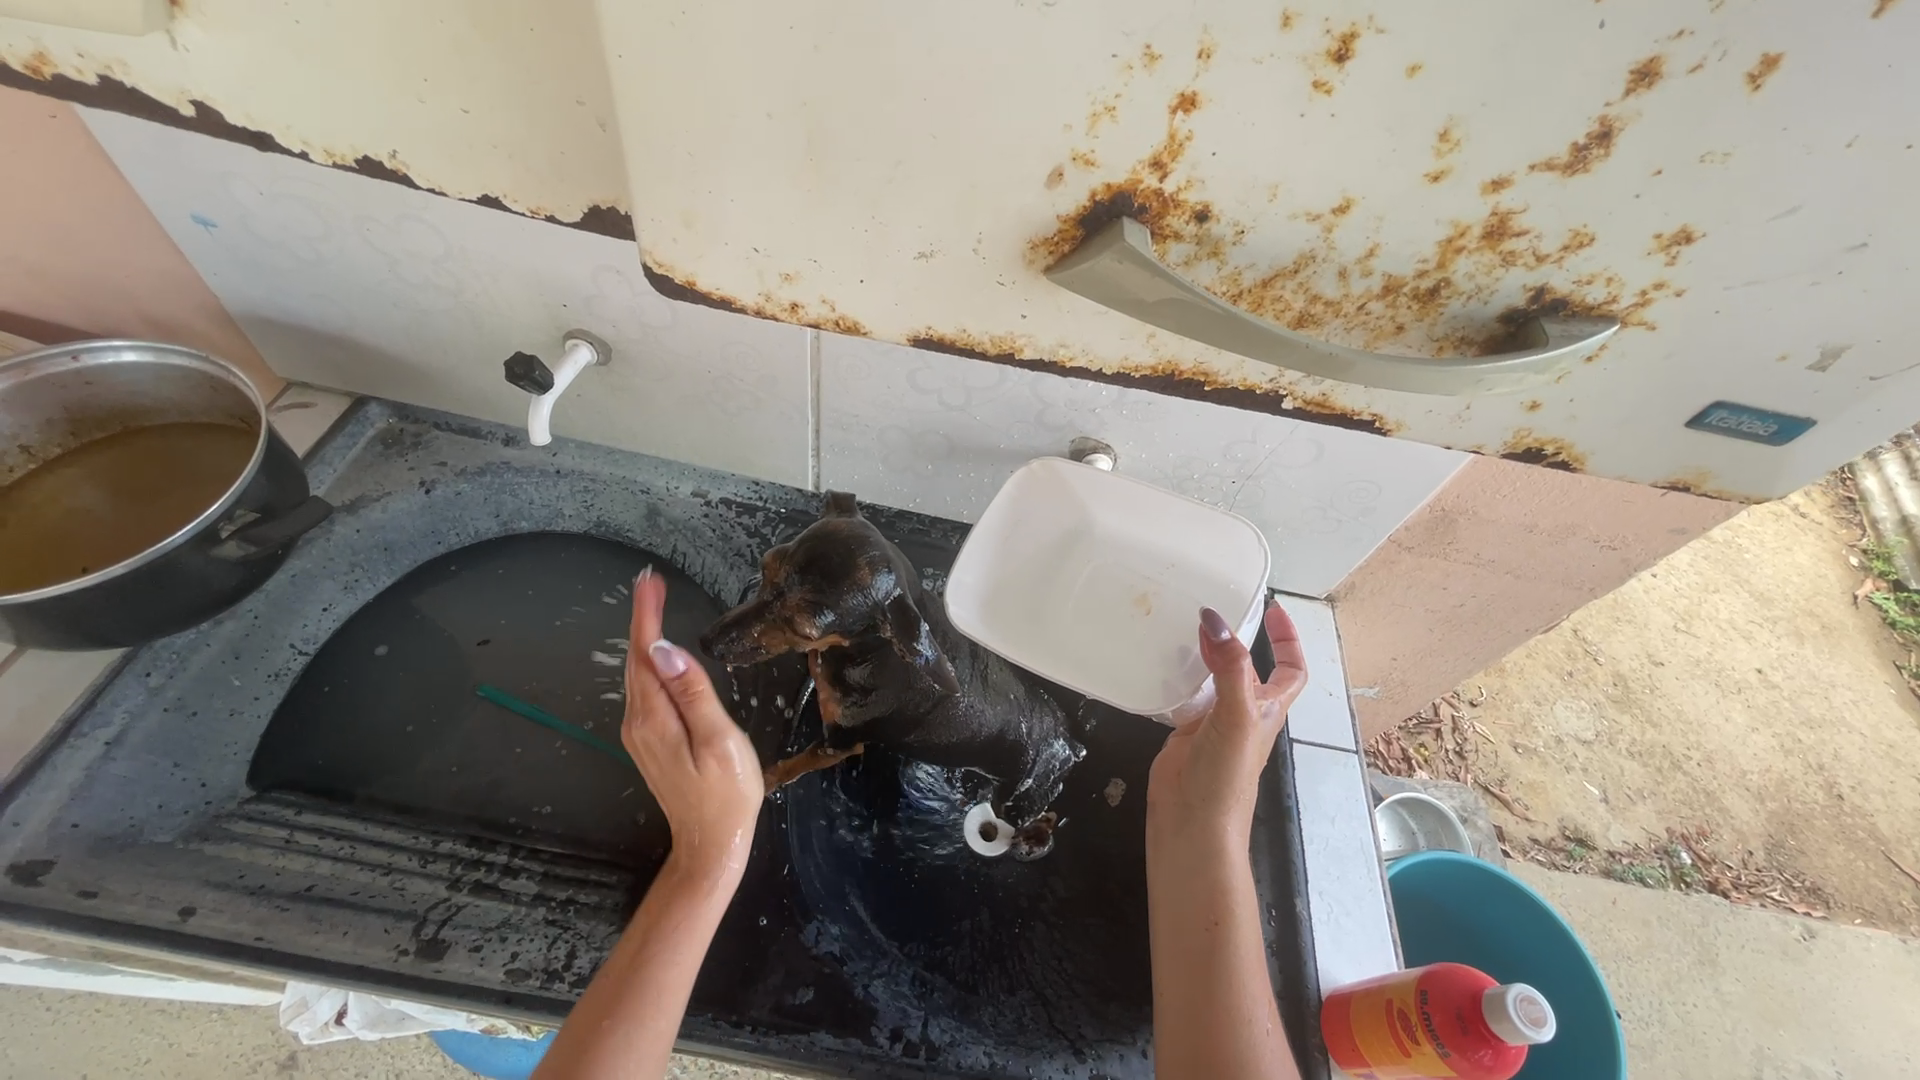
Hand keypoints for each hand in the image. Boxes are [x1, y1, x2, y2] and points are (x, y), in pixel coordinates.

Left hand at [623, 567, 763, 879]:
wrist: (711, 844)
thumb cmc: (727, 793)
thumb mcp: (719, 740)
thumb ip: (693, 693)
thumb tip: (666, 649)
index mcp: (655, 717)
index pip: (646, 654)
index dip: (647, 615)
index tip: (648, 581)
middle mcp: (638, 722)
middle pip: (638, 660)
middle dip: (643, 618)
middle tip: (652, 582)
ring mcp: (641, 733)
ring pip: (639, 675)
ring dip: (646, 638)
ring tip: (654, 604)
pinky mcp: (649, 741)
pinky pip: (646, 691)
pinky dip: (650, 662)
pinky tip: (659, 652)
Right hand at [1147, 602, 1308, 845]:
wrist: (1192, 822)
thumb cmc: (1225, 774)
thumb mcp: (1236, 715)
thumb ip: (1230, 667)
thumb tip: (1214, 620)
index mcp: (1268, 708)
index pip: (1291, 668)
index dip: (1288, 640)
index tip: (1272, 609)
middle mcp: (1243, 710)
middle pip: (1246, 666)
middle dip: (1233, 638)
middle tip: (1207, 610)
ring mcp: (1212, 721)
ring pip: (1211, 676)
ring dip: (1200, 653)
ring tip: (1178, 625)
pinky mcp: (1183, 729)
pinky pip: (1181, 693)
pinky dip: (1172, 675)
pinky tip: (1157, 661)